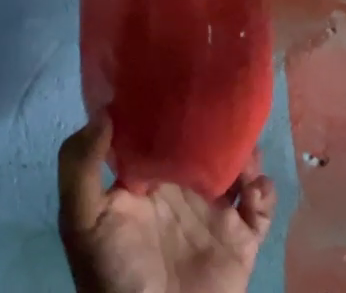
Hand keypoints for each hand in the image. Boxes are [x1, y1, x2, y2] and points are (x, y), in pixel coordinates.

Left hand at [57, 119, 275, 292]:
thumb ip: (80, 165)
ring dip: (246, 151)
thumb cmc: (114, 274)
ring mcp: (212, 213)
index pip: (158, 130)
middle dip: (217, 120)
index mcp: (144, 180)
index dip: (167, 104)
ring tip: (244, 151)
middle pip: (205, 141)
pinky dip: (265, 190)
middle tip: (225, 102)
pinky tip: (253, 189)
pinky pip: (262, 204)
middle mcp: (180, 189)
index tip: (178, 73)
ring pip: (238, 165)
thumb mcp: (80, 220)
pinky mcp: (241, 238)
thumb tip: (103, 111)